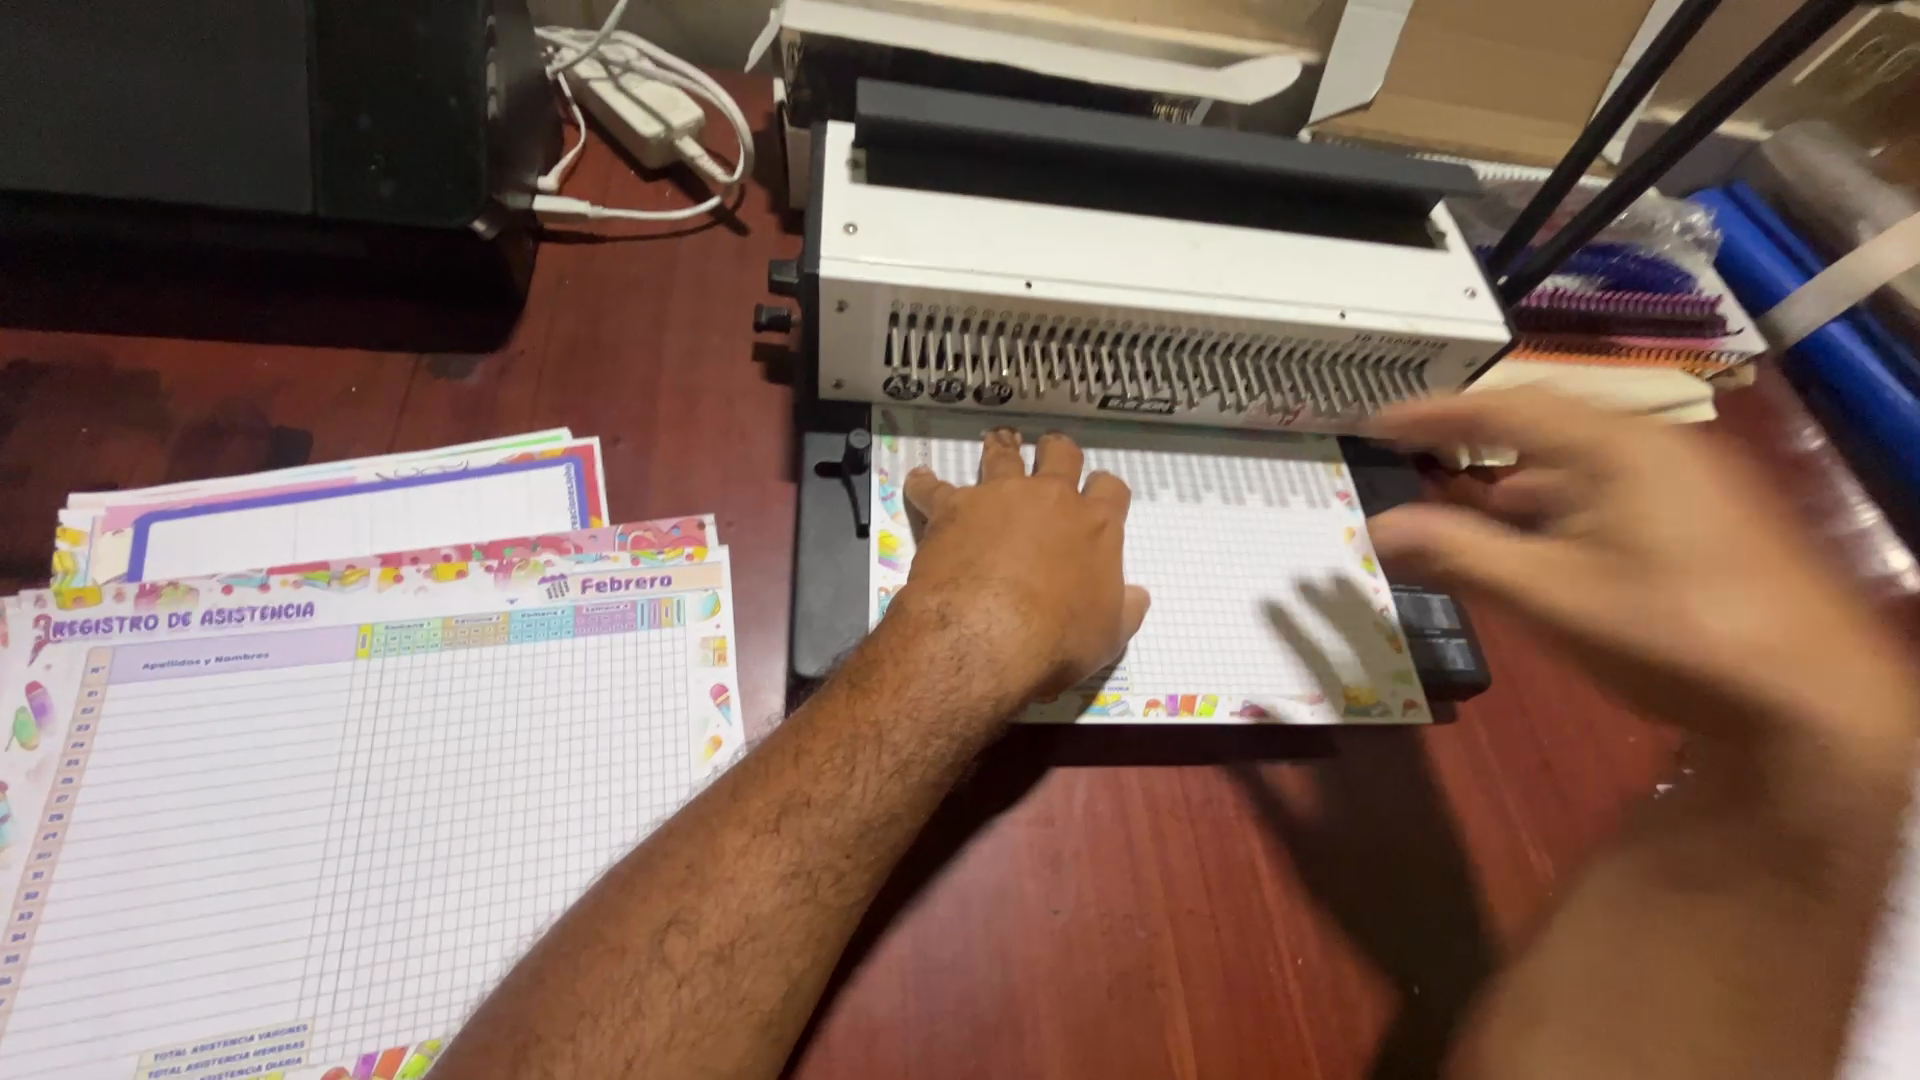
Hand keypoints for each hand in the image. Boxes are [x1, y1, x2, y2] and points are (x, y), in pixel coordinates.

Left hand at [895, 429, 1149, 706]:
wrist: (988, 633)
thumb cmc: (1058, 640)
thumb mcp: (1108, 636)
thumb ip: (1125, 609)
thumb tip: (1138, 595)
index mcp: (1096, 527)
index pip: (1111, 489)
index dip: (1105, 490)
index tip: (1098, 495)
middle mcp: (1051, 498)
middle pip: (1060, 454)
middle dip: (1057, 452)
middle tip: (1049, 454)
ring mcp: (1000, 496)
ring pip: (1003, 455)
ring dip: (1001, 447)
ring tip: (998, 442)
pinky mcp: (953, 507)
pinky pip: (933, 486)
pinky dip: (925, 484)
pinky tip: (920, 481)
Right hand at [1366, 389, 1916, 744]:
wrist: (1812, 701)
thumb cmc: (1671, 635)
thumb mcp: (1547, 594)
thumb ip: (1456, 553)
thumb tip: (1377, 526)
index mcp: (1618, 449)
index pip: (1508, 407)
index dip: (1435, 413)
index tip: (1377, 420)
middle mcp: (1652, 448)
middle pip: (1541, 422)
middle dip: (1470, 435)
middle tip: (1410, 447)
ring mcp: (1679, 480)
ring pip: (1570, 457)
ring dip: (1506, 472)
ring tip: (1453, 492)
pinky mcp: (1692, 515)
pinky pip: (1597, 484)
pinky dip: (1544, 498)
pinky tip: (1523, 533)